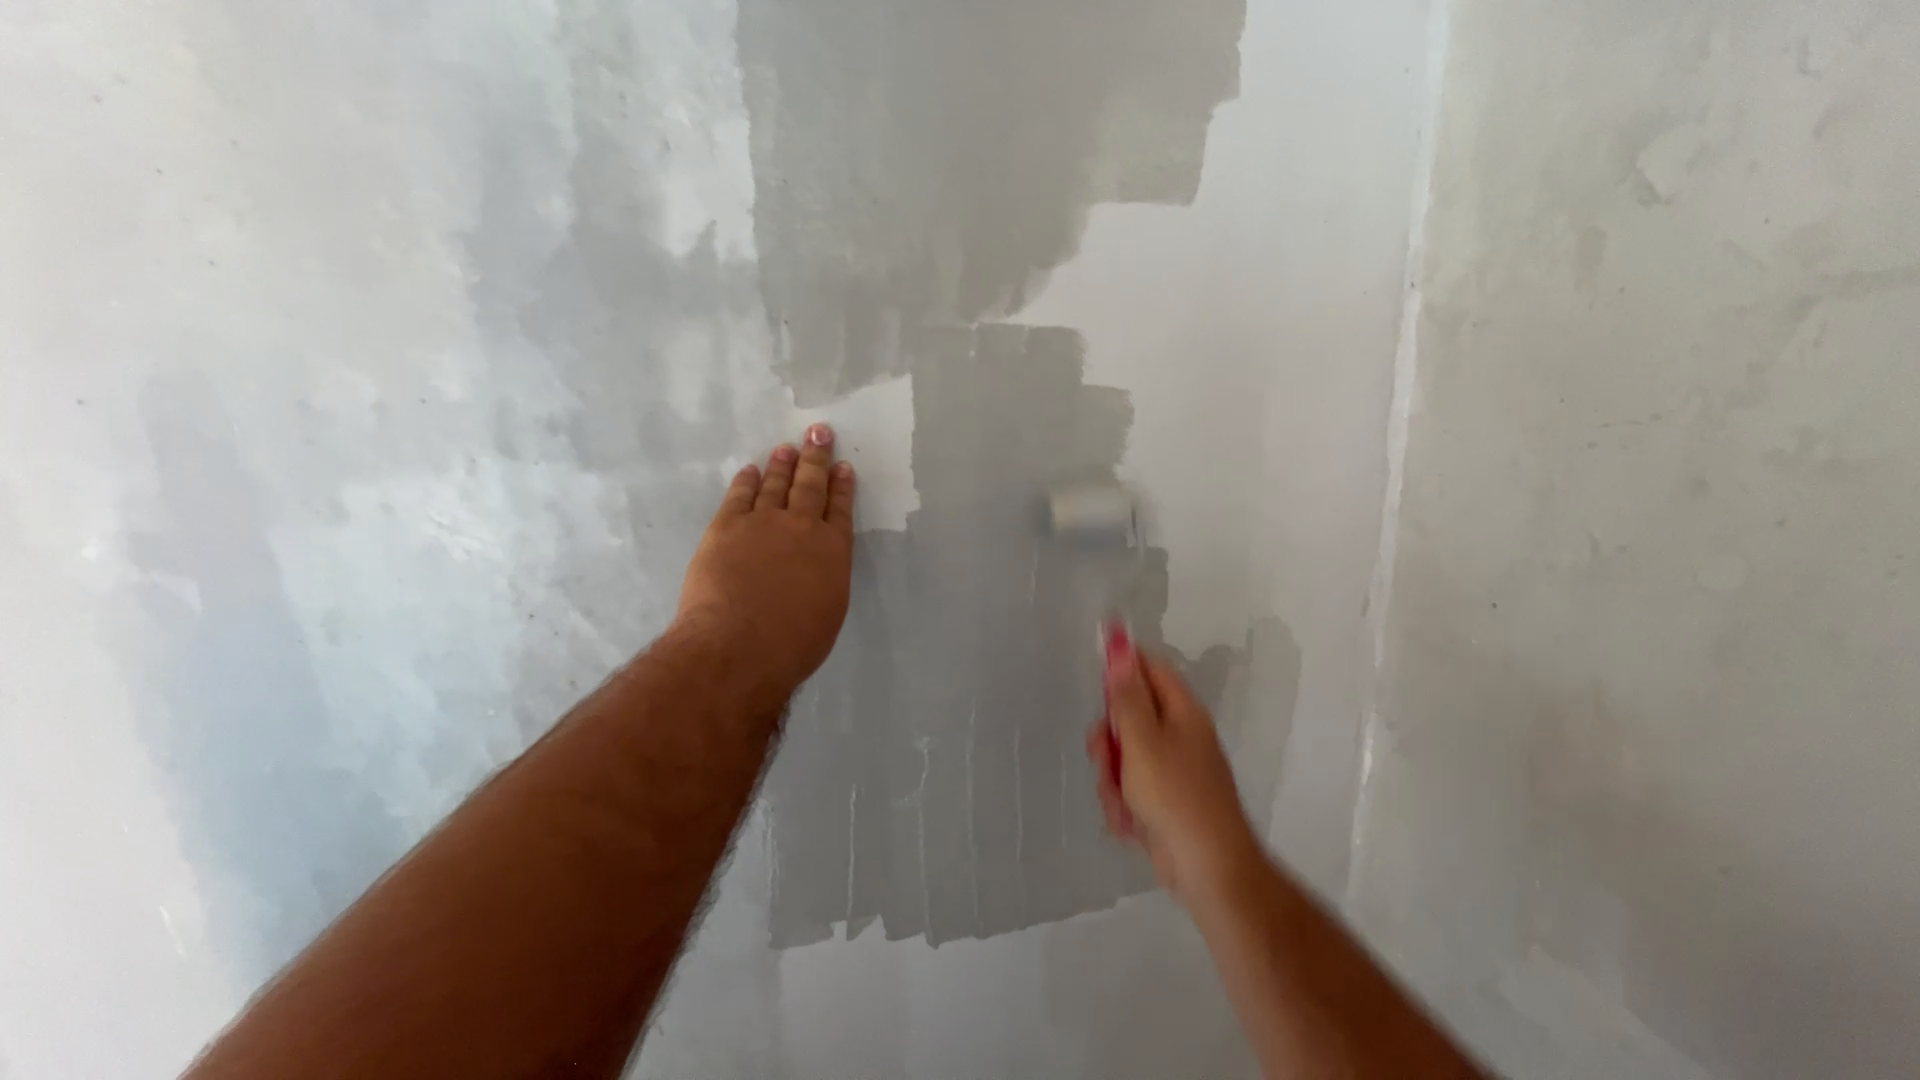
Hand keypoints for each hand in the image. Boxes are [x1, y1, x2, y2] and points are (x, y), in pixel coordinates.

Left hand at [675, 423, 856, 696]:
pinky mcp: (727, 526)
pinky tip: (750, 470)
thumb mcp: (827, 613)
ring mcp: (763, 523)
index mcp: (833, 552)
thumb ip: (824, 583)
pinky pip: (740, 496)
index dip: (842, 486)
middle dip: (816, 457)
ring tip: (786, 447)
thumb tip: (816, 571)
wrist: (739, 644)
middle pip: (811, 485)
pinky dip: (747, 481)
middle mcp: (801, 528)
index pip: (839, 510)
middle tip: (819, 431)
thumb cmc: (792, 644)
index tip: (843, 466)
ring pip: (776, 484)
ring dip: (782, 464)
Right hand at [1086, 626, 1261, 901]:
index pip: (1149, 668)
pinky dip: (1124, 805)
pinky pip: (1130, 789)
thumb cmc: (1174, 796)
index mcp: (1182, 712)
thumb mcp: (1141, 741)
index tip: (1095, 677)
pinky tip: (1129, 825)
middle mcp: (1179, 735)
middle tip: (1104, 756)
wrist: (1207, 867)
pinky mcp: (1163, 802)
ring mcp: (1172, 770)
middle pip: (1129, 716)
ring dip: (1112, 780)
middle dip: (1108, 739)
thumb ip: (1126, 696)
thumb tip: (1120, 644)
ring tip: (1122, 803)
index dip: (1121, 665)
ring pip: (1123, 757)